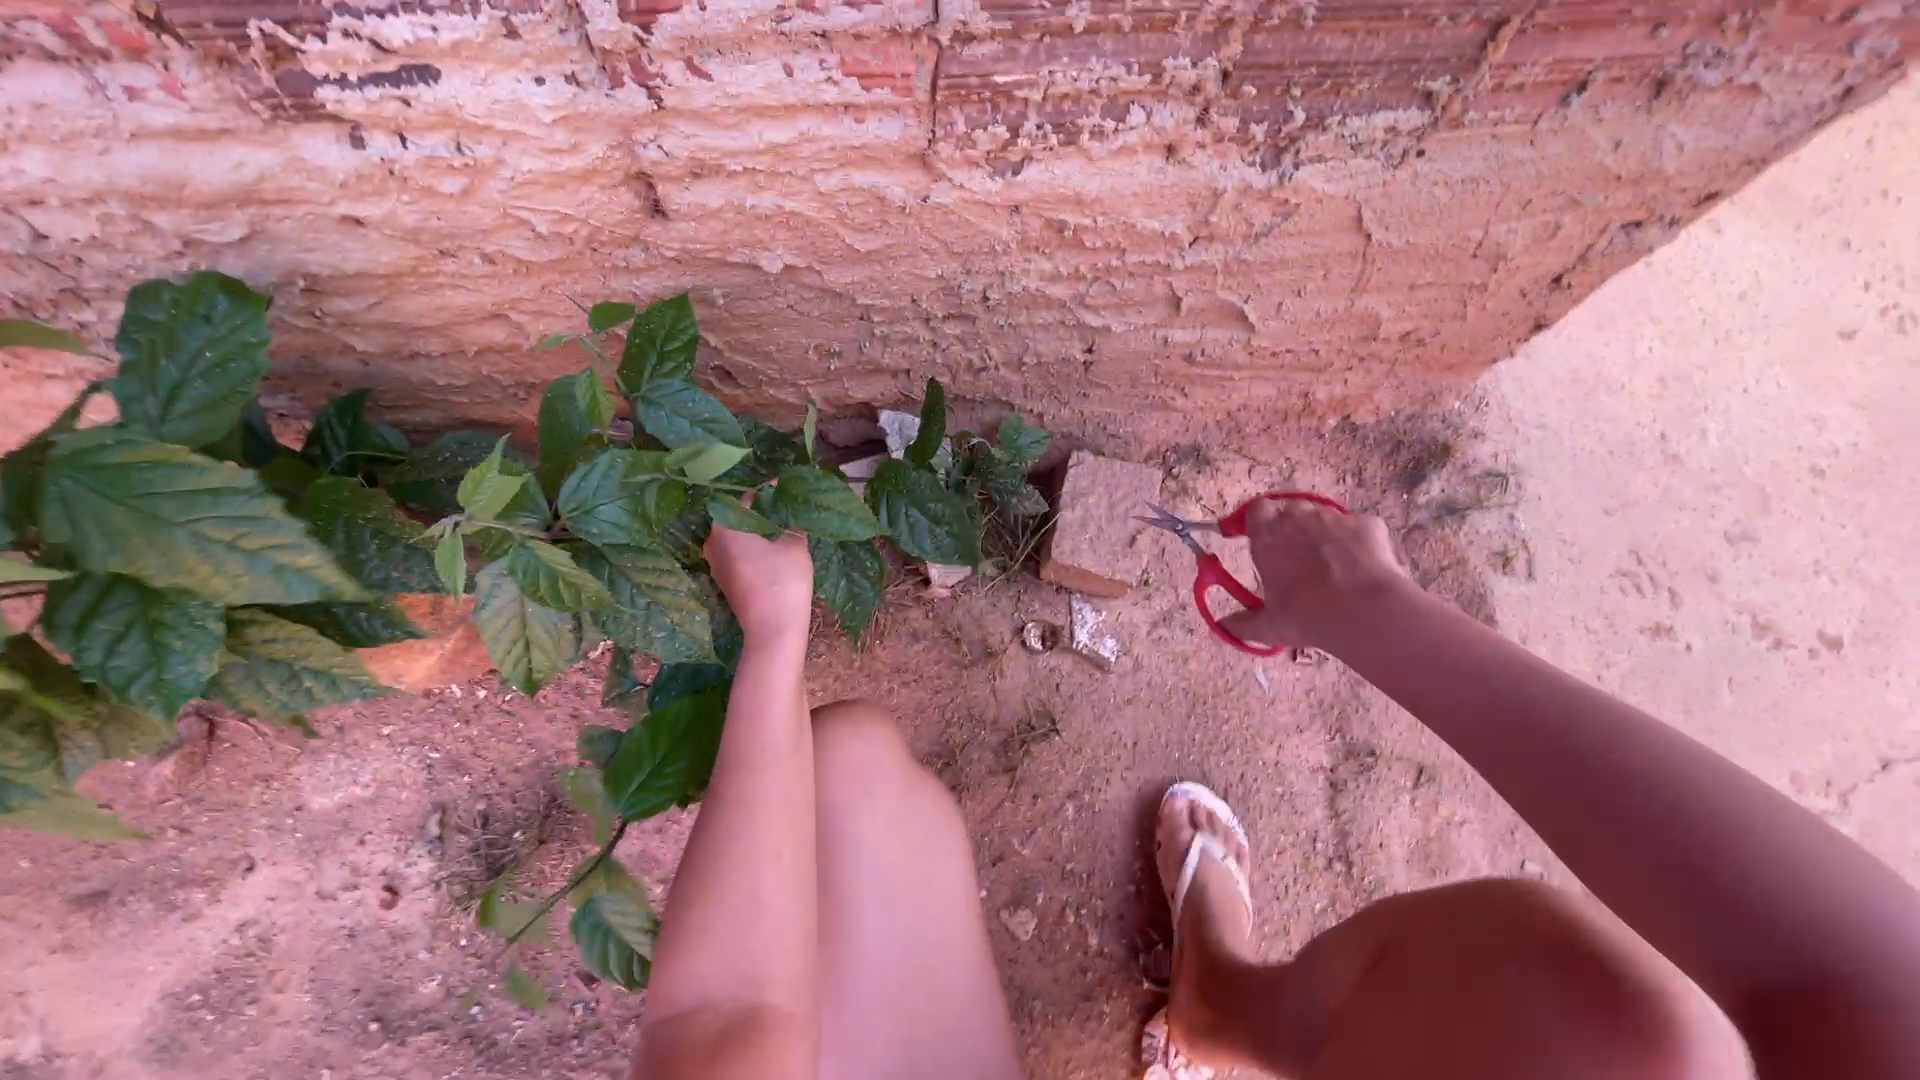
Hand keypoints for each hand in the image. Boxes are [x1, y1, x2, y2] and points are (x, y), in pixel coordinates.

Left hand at [704, 501, 812, 642]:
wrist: (773, 629)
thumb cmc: (783, 581)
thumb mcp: (794, 545)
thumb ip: (793, 521)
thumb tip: (794, 506)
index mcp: (725, 526)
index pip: (747, 498)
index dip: (769, 492)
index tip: (788, 489)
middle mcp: (713, 542)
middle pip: (738, 516)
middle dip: (761, 510)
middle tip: (787, 506)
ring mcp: (715, 563)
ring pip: (737, 536)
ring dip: (757, 530)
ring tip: (783, 526)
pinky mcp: (723, 580)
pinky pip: (737, 553)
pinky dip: (753, 547)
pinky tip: (773, 548)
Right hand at [1218, 499, 1411, 649]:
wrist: (1366, 611)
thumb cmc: (1307, 616)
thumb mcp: (1269, 626)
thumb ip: (1243, 624)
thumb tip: (1225, 626)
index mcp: (1268, 535)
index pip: (1255, 510)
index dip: (1253, 521)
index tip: (1251, 535)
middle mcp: (1299, 518)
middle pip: (1289, 510)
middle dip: (1288, 526)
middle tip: (1291, 555)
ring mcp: (1336, 518)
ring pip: (1323, 517)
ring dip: (1320, 533)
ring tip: (1327, 564)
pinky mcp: (1367, 524)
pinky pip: (1356, 529)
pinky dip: (1354, 542)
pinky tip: (1358, 567)